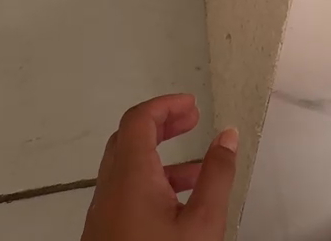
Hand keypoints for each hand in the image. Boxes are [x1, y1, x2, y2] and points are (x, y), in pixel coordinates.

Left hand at [81, 94, 237, 240]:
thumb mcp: (202, 222)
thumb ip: (217, 174)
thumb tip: (227, 136)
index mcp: (130, 177)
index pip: (139, 120)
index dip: (166, 104)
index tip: (193, 106)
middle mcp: (109, 190)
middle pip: (128, 139)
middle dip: (162, 123)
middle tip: (192, 120)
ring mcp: (103, 215)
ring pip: (127, 168)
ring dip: (161, 156)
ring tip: (200, 166)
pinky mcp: (105, 236)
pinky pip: (125, 193)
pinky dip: (152, 181)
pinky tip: (181, 202)